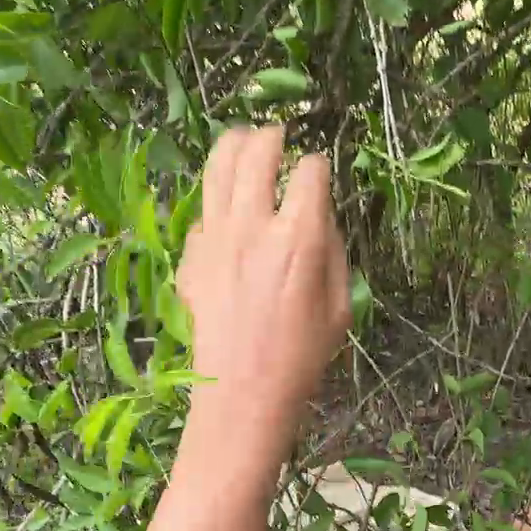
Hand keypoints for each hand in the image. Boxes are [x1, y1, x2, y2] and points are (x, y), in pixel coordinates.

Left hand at [178, 125, 349, 454]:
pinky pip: (202, 213)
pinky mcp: (190, 257)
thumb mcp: (340, 307)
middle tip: (278, 137)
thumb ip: (332, 251)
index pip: (309, 171)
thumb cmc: (302, 357)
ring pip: (217, 167)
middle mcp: (253, 226)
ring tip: (243, 143)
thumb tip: (319, 216)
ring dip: (234, 146)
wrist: (243, 393)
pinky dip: (216, 204)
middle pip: (257, 151)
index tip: (319, 173)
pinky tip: (227, 216)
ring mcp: (214, 238)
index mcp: (298, 239)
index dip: (318, 166)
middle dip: (272, 136)